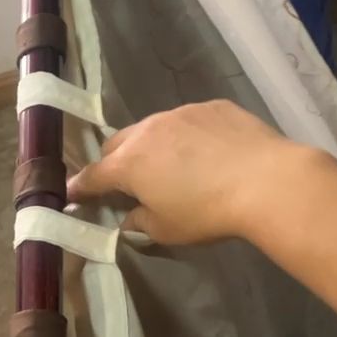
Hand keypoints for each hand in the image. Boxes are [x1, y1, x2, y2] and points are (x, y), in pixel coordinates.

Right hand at [66, 100, 321, 245]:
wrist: (266, 181)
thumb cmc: (206, 212)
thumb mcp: (164, 229)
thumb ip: (138, 221)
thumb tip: (130, 217)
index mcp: (128, 164)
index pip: (92, 175)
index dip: (79, 187)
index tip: (70, 193)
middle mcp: (147, 131)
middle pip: (117, 145)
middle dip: (113, 163)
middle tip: (122, 182)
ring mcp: (181, 113)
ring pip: (151, 129)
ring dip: (149, 146)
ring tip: (166, 166)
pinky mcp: (212, 106)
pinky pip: (185, 120)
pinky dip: (183, 136)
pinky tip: (202, 154)